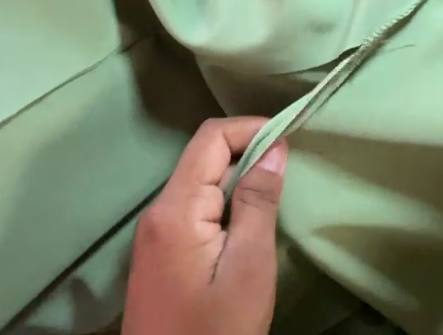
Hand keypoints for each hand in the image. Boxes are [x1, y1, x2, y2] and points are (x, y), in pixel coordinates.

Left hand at [123, 117, 286, 334]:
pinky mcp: (158, 256)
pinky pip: (193, 207)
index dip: (251, 128)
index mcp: (175, 209)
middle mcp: (157, 213)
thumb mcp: (248, 268)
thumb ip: (259, 202)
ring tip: (273, 190)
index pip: (211, 138)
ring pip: (199, 181)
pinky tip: (247, 219)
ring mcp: (153, 236)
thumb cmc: (215, 333)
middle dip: (247, 149)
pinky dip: (224, 200)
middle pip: (203, 156)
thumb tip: (274, 147)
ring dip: (237, 176)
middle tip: (287, 165)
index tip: (289, 138)